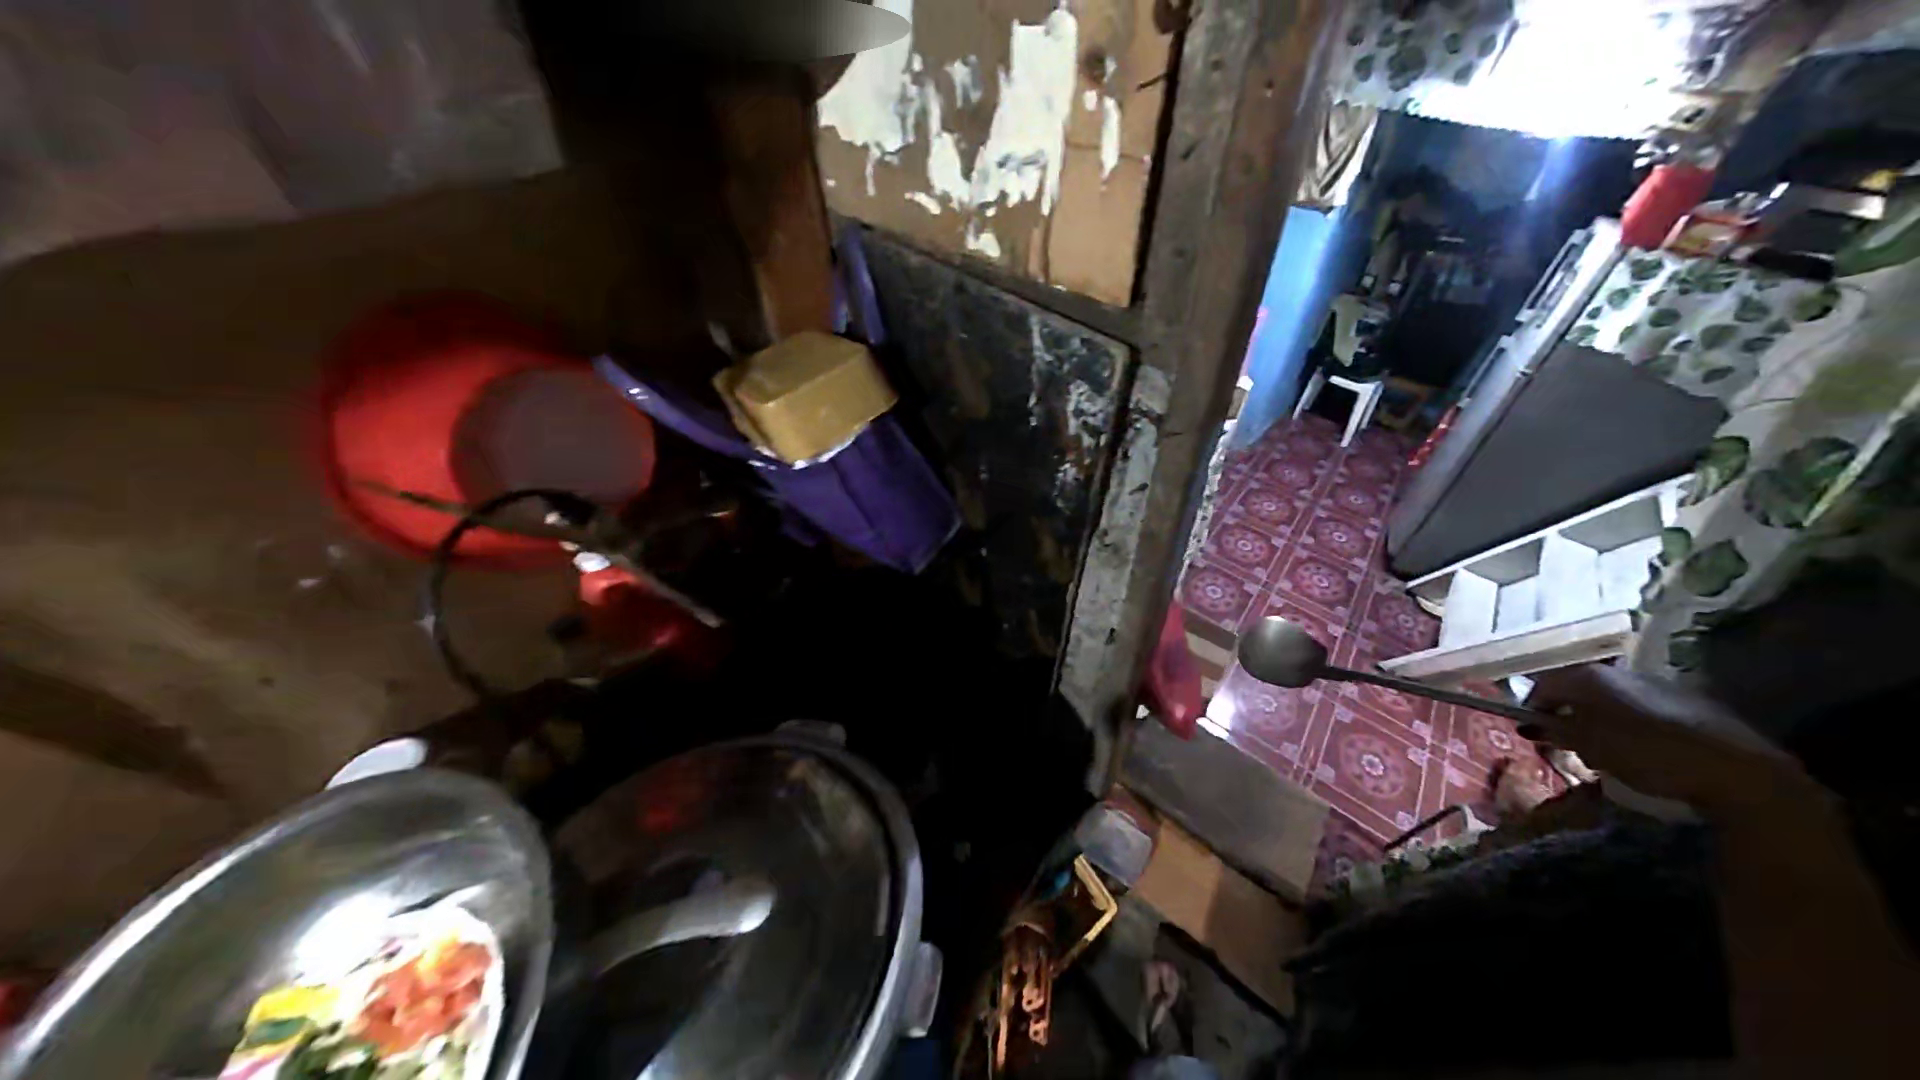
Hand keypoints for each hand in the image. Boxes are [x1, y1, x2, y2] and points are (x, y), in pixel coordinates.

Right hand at [1527, 665, 1819, 823]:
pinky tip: (1642, 750)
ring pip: (1609, 699)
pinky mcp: (1686, 702)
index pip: (1541, 685)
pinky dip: (1629, 725)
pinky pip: (1640, 709)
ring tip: (1605, 751)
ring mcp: (1655, 684)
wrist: (1739, 772)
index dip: (1531, 709)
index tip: (1532, 733)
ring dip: (1598, 720)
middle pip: (1576, 690)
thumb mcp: (1588, 746)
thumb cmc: (1648, 754)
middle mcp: (1617, 672)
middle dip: (1566, 715)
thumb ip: (1554, 730)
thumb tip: (1531, 723)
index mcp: (1588, 677)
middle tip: (1566, 744)